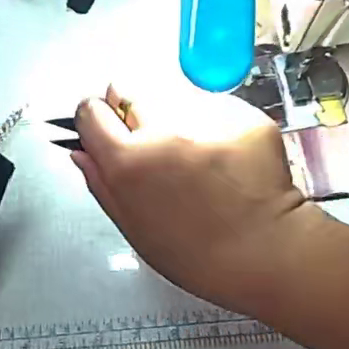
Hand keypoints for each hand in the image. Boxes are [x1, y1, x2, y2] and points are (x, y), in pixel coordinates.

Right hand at [70, 86, 325, 312]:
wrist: (268, 251)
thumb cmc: (197, 256)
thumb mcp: (136, 231)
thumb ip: (102, 186)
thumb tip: (80, 152)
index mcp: (128, 161)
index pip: (91, 111)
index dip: (95, 120)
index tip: (104, 129)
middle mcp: (163, 129)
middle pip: (128, 93)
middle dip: (133, 113)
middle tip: (155, 146)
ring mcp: (205, 117)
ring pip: (173, 97)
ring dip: (175, 117)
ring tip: (196, 158)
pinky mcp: (241, 114)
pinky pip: (214, 108)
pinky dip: (215, 125)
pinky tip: (227, 158)